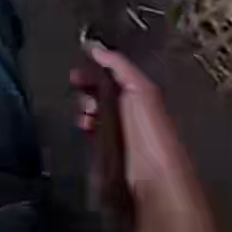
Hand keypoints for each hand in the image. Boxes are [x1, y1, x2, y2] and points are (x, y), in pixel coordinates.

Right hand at [71, 42, 193, 210]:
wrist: (155, 183)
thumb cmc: (150, 133)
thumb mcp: (141, 90)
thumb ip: (120, 66)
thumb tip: (96, 47)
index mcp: (144, 95)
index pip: (115, 74)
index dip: (96, 68)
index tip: (79, 67)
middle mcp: (135, 112)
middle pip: (104, 92)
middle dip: (87, 86)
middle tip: (75, 87)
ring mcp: (124, 134)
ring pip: (97, 112)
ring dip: (85, 108)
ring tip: (83, 114)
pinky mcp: (113, 154)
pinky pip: (95, 133)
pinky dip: (87, 127)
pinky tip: (84, 129)